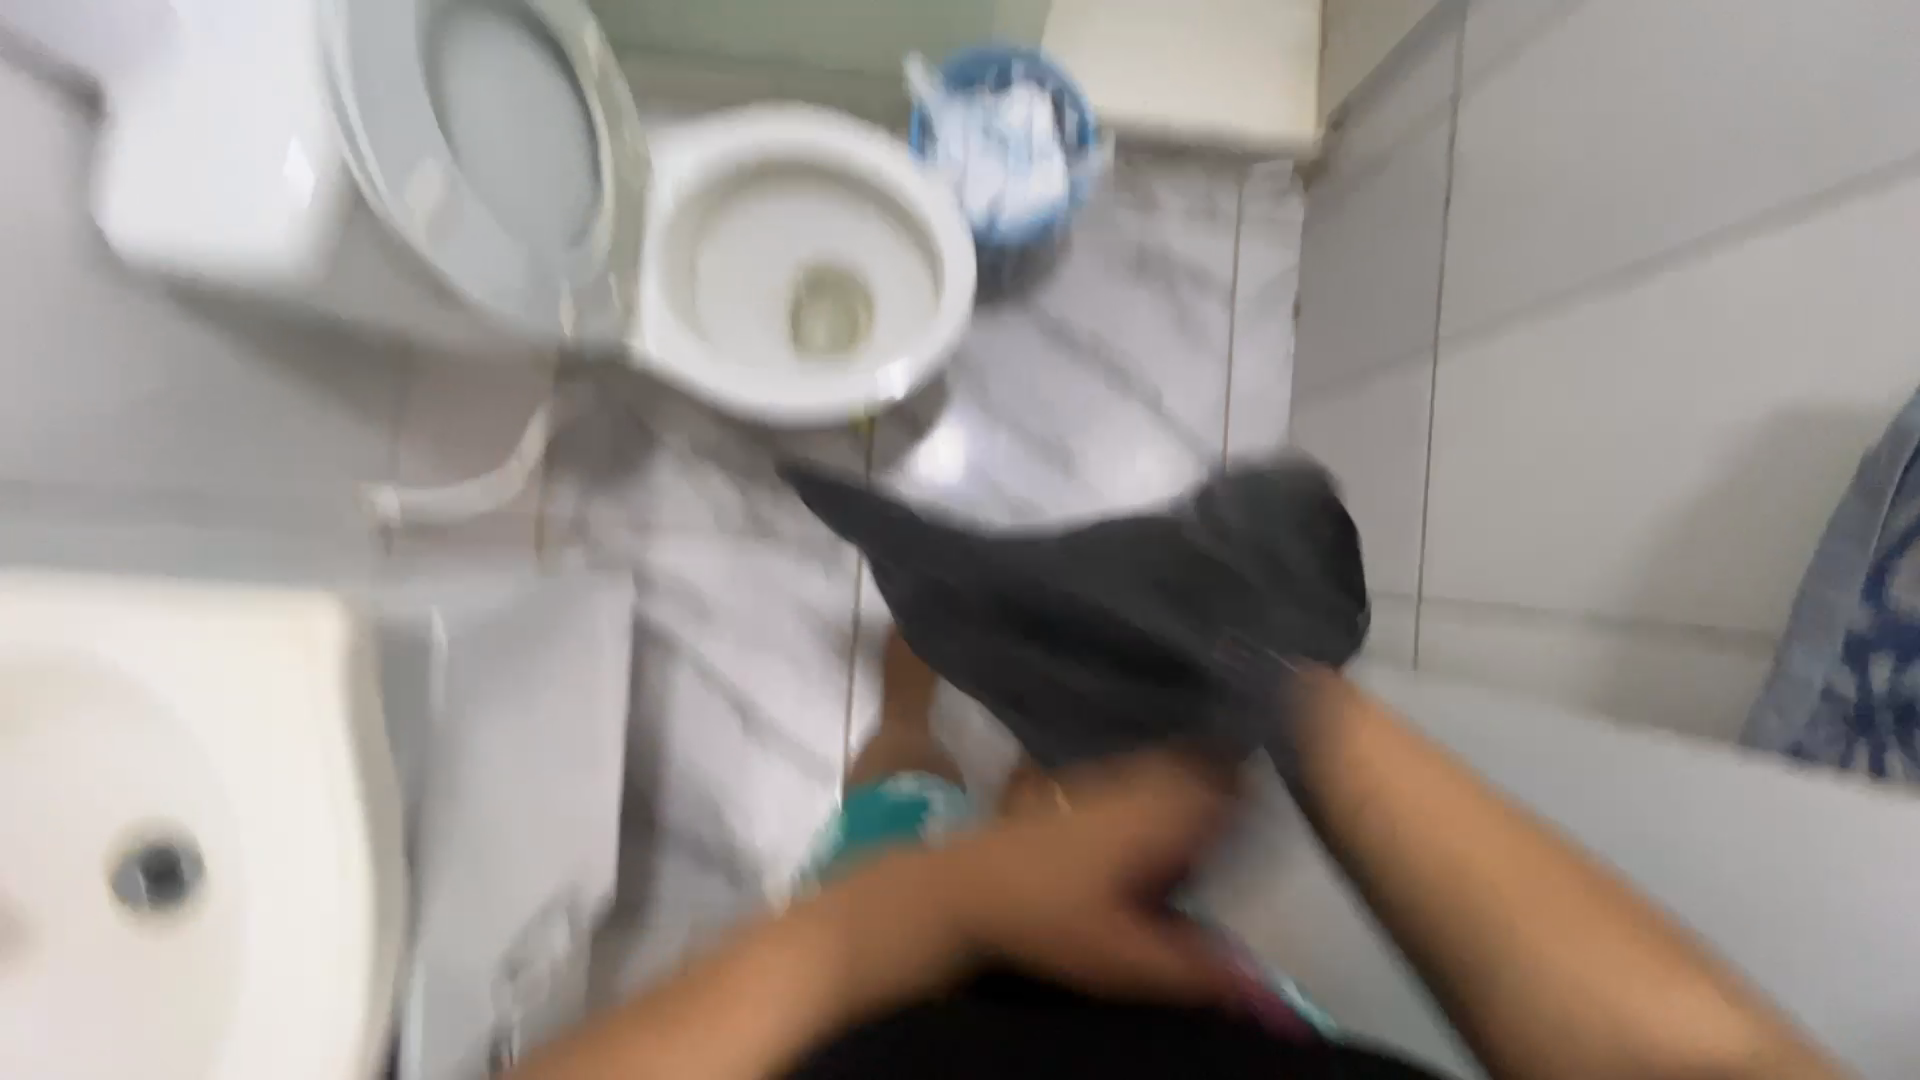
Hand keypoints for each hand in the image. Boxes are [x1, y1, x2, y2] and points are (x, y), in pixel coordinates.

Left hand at [830, 752, 1240, 1007]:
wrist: (964, 885)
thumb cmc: (1047, 919)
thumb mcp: (1127, 958)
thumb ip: (1199, 970)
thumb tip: (1275, 995)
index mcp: (1155, 817)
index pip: (1224, 788)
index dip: (1254, 797)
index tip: (1273, 818)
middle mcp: (1133, 786)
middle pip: (1197, 767)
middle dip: (1227, 785)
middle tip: (1247, 821)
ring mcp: (1100, 781)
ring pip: (1164, 768)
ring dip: (1191, 784)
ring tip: (1208, 825)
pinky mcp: (1074, 787)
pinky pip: (1136, 774)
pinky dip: (1157, 787)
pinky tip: (1152, 826)